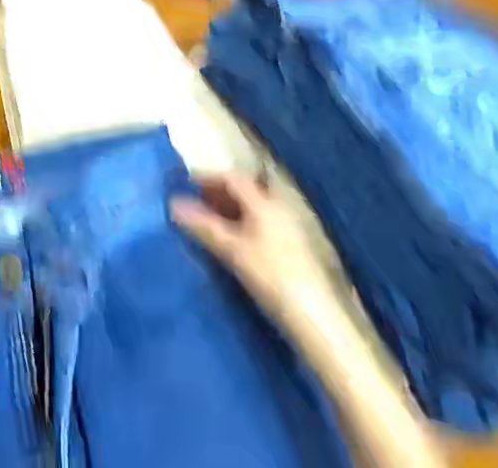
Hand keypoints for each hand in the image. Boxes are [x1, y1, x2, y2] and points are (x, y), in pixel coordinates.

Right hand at [171, 174, 352, 348]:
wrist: (323, 320)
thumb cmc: (274, 278)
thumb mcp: (233, 251)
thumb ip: (203, 225)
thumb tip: (173, 203)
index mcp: (267, 200)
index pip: (232, 177)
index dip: (207, 179)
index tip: (185, 186)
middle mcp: (283, 205)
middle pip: (247, 190)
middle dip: (219, 194)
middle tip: (196, 204)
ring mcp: (296, 225)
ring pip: (258, 207)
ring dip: (234, 210)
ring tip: (212, 224)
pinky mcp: (303, 247)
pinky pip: (268, 223)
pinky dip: (248, 224)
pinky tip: (238, 242)